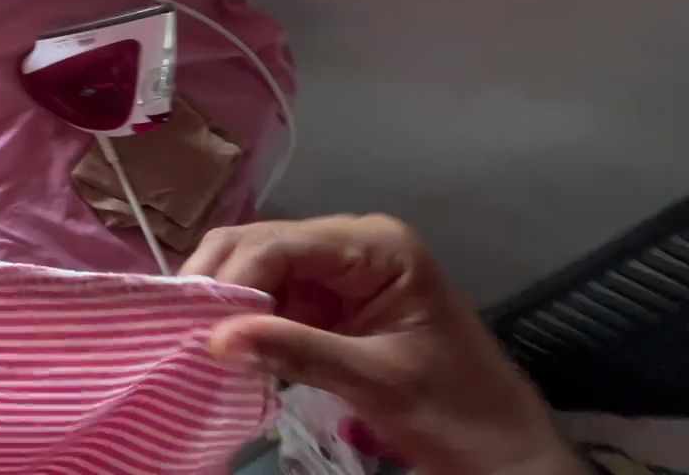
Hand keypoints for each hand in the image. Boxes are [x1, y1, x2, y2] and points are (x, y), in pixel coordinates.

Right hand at [183, 216, 584, 474]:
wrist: (509, 461)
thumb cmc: (461, 417)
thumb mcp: (380, 383)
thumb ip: (296, 352)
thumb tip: (214, 339)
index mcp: (376, 245)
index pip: (280, 244)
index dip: (234, 275)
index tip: (197, 317)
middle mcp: (348, 239)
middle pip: (257, 244)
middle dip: (220, 281)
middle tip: (185, 320)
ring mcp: (334, 264)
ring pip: (252, 262)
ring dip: (225, 295)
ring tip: (198, 328)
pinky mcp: (323, 292)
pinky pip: (265, 288)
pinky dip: (241, 311)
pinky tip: (225, 334)